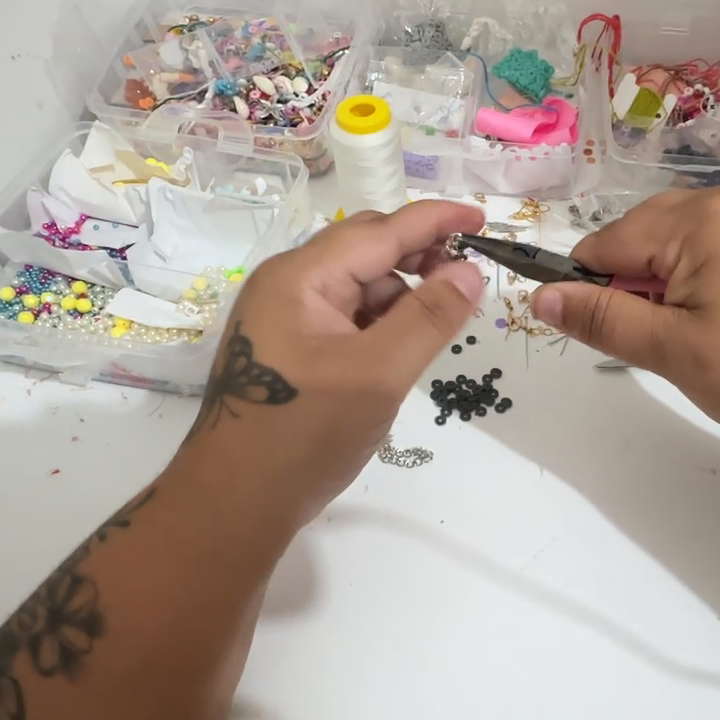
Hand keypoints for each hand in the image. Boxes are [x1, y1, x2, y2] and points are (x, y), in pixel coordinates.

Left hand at [177, 201, 484, 527]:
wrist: (238, 501)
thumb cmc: (305, 434)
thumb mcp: (378, 374)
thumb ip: (428, 319)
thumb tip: (470, 271)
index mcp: (301, 277)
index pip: (380, 230)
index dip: (435, 221)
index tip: (482, 217)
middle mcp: (289, 286)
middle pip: (366, 250)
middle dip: (420, 255)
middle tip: (469, 276)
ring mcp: (287, 318)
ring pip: (359, 286)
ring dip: (403, 293)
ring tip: (442, 319)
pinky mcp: (292, 349)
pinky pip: (347, 317)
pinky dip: (382, 321)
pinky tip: (405, 344)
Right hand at [530, 185, 719, 453]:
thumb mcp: (670, 350)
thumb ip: (600, 317)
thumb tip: (538, 297)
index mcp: (705, 217)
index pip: (612, 239)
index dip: (590, 283)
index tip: (595, 327)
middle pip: (655, 230)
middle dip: (638, 280)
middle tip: (658, 339)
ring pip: (697, 237)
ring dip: (677, 278)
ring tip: (700, 335)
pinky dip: (718, 274)